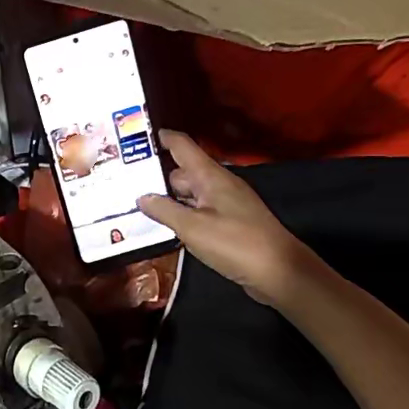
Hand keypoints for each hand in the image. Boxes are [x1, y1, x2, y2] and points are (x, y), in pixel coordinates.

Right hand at [137, 131, 319, 305]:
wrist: (279, 271)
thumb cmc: (235, 243)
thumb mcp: (193, 228)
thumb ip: (165, 211)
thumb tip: (142, 196)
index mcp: (211, 175)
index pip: (183, 145)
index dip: (162, 138)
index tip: (137, 137)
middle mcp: (219, 184)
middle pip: (184, 172)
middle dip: (158, 176)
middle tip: (128, 184)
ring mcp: (228, 203)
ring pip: (192, 194)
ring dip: (170, 199)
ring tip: (140, 207)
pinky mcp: (232, 223)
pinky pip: (202, 211)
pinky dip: (185, 215)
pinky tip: (169, 227)